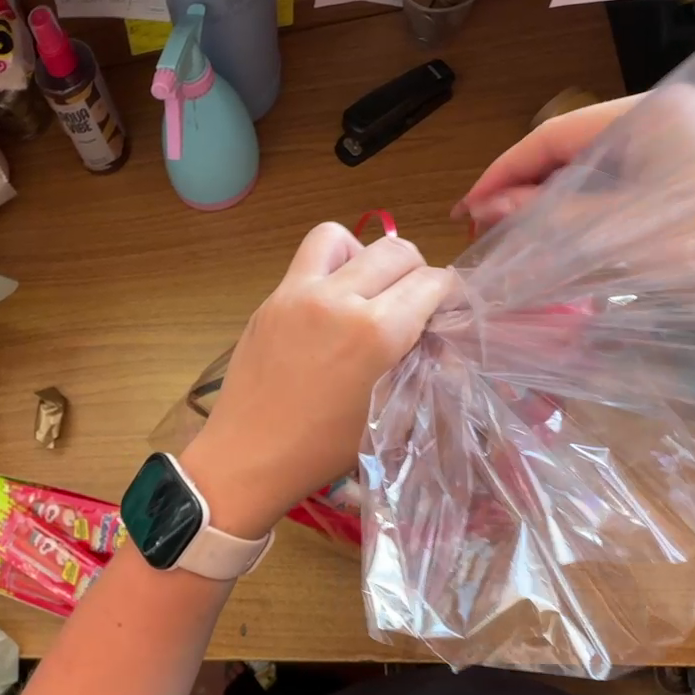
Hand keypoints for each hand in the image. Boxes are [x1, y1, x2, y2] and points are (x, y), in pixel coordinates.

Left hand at [180, 223, 454, 538]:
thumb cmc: (321, 451)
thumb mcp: (387, 415)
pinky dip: (326, 268)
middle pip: (395, 250)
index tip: (441, 315)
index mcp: (375, 332)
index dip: (446, 296)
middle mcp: (337, 299)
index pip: (432, 282)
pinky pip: (306, 261)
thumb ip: (416, 366)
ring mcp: (296, 295)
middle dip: (414, 273)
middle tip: (408, 304)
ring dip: (362, 255)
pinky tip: (327, 306)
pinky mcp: (269, 301)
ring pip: (341, 236)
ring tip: (363, 291)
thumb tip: (436, 338)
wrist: (248, 457)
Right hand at [458, 87, 694, 305]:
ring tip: (515, 238)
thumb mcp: (608, 233)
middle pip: (574, 149)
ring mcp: (694, 145)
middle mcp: (676, 115)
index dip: (500, 172)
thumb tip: (485, 209)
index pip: (553, 133)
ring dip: (552, 204)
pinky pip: (626, 186)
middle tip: (485, 228)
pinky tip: (563, 240)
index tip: (464, 210)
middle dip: (524, 189)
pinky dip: (587, 212)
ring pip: (597, 170)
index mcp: (654, 111)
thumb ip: (539, 216)